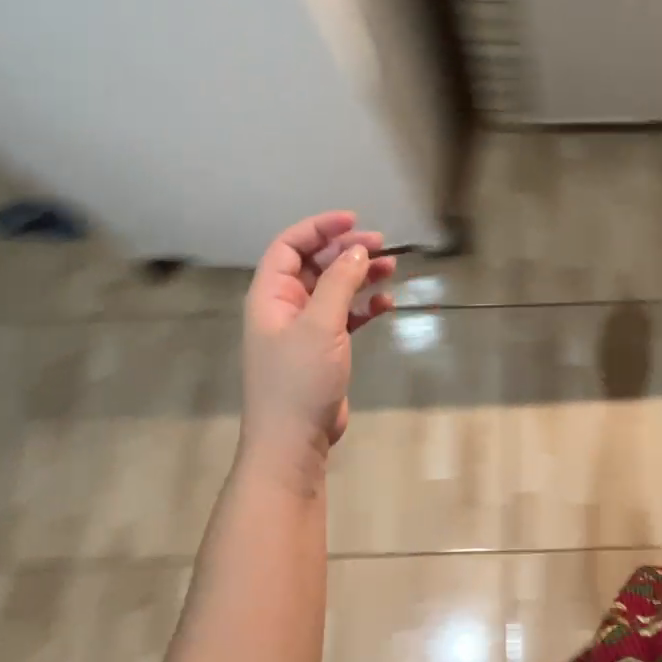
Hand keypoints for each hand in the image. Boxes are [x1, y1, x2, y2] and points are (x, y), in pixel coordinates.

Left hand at [243, 210, 395, 472]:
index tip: (354, 220)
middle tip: (382, 246)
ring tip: (391, 269)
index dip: (319, 228)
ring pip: (334, 289)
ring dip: (360, 276)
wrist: (292, 440)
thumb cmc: (298, 379)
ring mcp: (303, 329)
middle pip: (315, 264)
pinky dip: (364, 306)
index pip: (290, 246)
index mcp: (270, 295)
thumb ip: (340, 283)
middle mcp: (284, 307)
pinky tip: (386, 303)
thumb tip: (357, 250)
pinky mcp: (323, 349)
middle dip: (346, 251)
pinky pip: (345, 315)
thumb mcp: (320, 325)